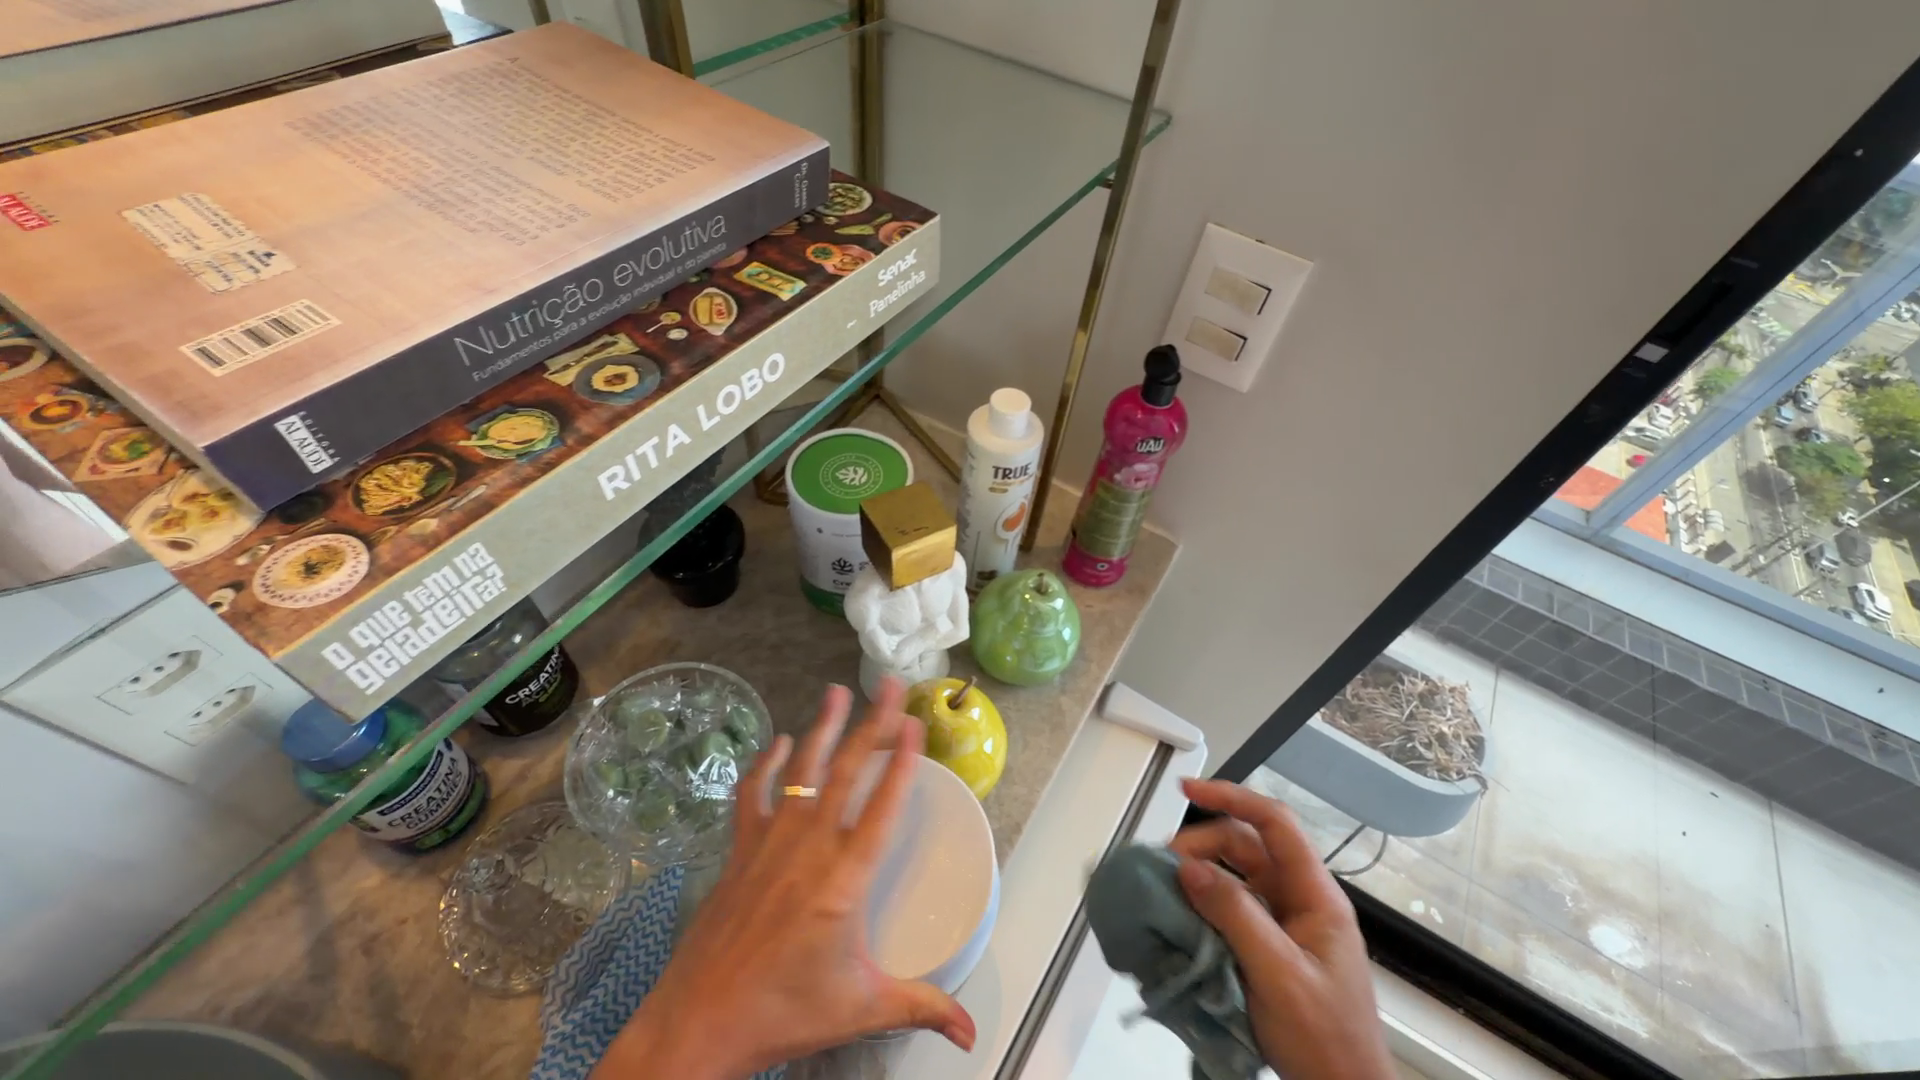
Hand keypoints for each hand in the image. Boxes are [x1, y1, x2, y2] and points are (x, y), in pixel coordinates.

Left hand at [593, 679, 975, 1079]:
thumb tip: (971, 1036)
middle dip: (872, 724)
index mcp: (845, 878)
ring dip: (821, 728)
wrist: (699, 1021)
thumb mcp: (862, 1007)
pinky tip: (777, 743)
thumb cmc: (784, 1012)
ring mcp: (770, 842)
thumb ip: (923, 1009)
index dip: (903, 761)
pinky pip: (753, 793)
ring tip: (835, 691)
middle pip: (847, 771)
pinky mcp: (739, 849)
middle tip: (891, 686)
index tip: (915, 723)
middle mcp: (810, 846)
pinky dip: (765, 764)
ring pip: (801, 770)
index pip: (883, 806)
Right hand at [1169, 779, 1395, 1079]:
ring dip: (1198, 875)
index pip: (1275, 824)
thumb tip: (1188, 867)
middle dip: (1203, 845)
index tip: (1186, 791)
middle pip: (1246, 847)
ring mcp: (1283, 924)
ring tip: (1163, 888)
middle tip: (1163, 867)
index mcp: (1316, 896)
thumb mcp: (1279, 975)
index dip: (1232, 798)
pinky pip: (1229, 910)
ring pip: (1234, 877)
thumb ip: (1235, 917)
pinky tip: (1177, 916)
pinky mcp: (1266, 947)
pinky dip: (1200, 906)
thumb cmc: (1324, 1038)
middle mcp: (1299, 900)